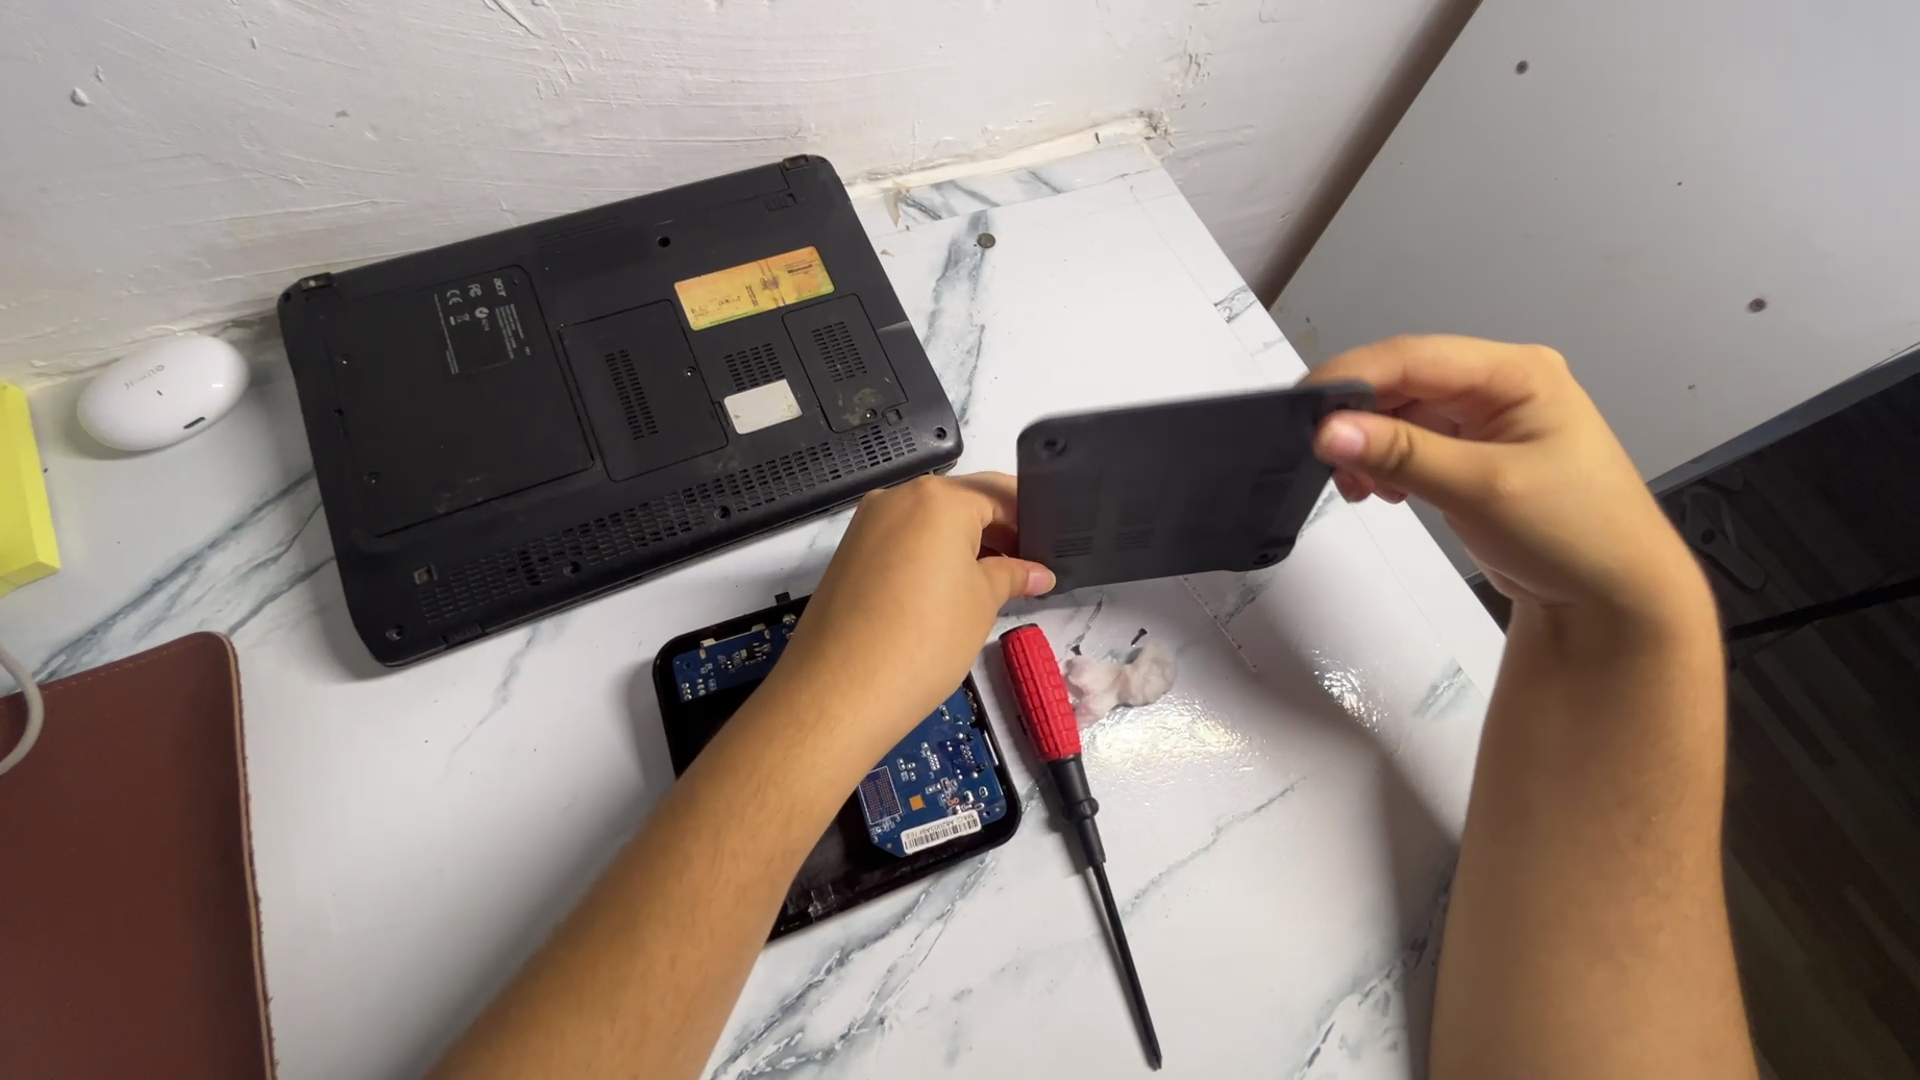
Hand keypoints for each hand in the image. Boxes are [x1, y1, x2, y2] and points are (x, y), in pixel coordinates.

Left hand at [762, 472, 1054, 748]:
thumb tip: (1038, 572)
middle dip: (998, 531)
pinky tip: (950, 590)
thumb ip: (1013, 575)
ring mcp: (867, 524)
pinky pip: (902, 541)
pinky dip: (930, 557)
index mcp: (937, 498)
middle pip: (961, 503)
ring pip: (929, 523)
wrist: (839, 692)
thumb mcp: (981, 603)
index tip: (1049, 546)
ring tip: (994, 584)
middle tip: (1028, 568)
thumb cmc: (924, 639)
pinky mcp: (849, 553)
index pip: (998, 494)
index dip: (1029, 519)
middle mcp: (897, 498)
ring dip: (964, 545)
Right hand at [1303, 335, 1704, 619]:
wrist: (1609, 597)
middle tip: (1323, 460)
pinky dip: (1382, 463)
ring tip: (1358, 487)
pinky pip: (1407, 441)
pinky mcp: (1468, 451)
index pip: (1411, 357)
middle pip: (1399, 382)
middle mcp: (1496, 385)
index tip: (1298, 411)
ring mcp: (1482, 419)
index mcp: (1515, 373)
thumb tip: (1326, 430)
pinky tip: (1381, 490)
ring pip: (1397, 413)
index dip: (1349, 378)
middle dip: (1355, 418)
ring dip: (1366, 446)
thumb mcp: (1480, 488)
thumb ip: (1400, 454)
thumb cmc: (1570, 534)